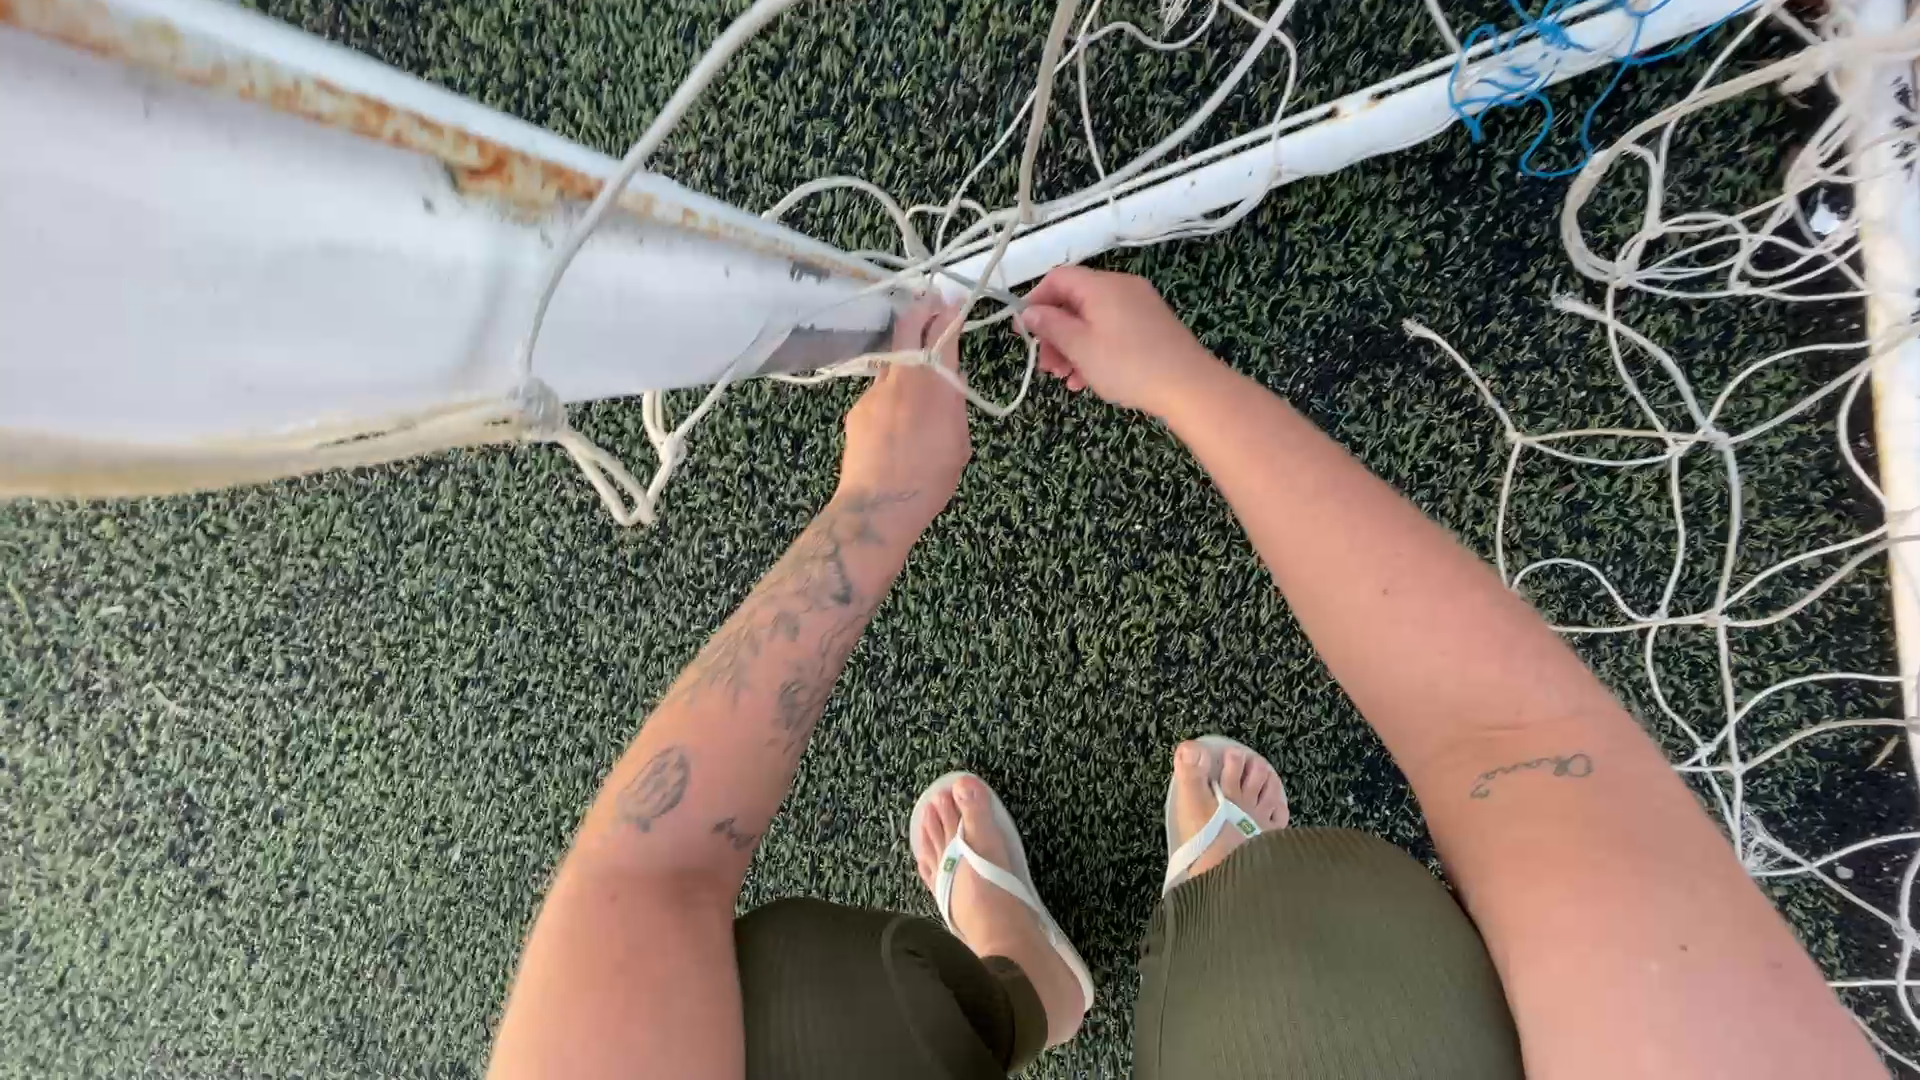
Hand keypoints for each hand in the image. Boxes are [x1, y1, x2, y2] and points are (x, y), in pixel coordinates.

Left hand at [835, 301, 971, 529]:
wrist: (880, 504)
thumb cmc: (930, 481)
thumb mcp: (959, 443)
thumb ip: (953, 408)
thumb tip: (948, 388)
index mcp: (937, 386)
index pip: (943, 335)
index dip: (949, 314)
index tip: (952, 302)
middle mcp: (905, 379)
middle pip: (908, 328)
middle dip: (921, 309)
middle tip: (929, 301)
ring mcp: (876, 392)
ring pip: (891, 360)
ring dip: (904, 353)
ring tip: (913, 360)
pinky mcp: (858, 409)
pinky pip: (877, 391)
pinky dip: (889, 393)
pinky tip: (894, 417)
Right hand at [1017, 266, 1225, 416]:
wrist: (1188, 385)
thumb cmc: (1128, 365)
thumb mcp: (1080, 347)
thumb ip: (1051, 326)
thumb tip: (1029, 312)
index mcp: (1102, 286)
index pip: (1058, 278)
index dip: (1036, 302)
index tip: (1024, 332)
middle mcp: (1121, 287)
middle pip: (1075, 301)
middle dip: (1055, 333)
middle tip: (1047, 366)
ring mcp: (1139, 306)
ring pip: (1092, 320)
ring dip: (1072, 347)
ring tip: (1066, 379)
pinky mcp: (1150, 326)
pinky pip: (1112, 331)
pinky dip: (1094, 350)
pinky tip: (1088, 379)